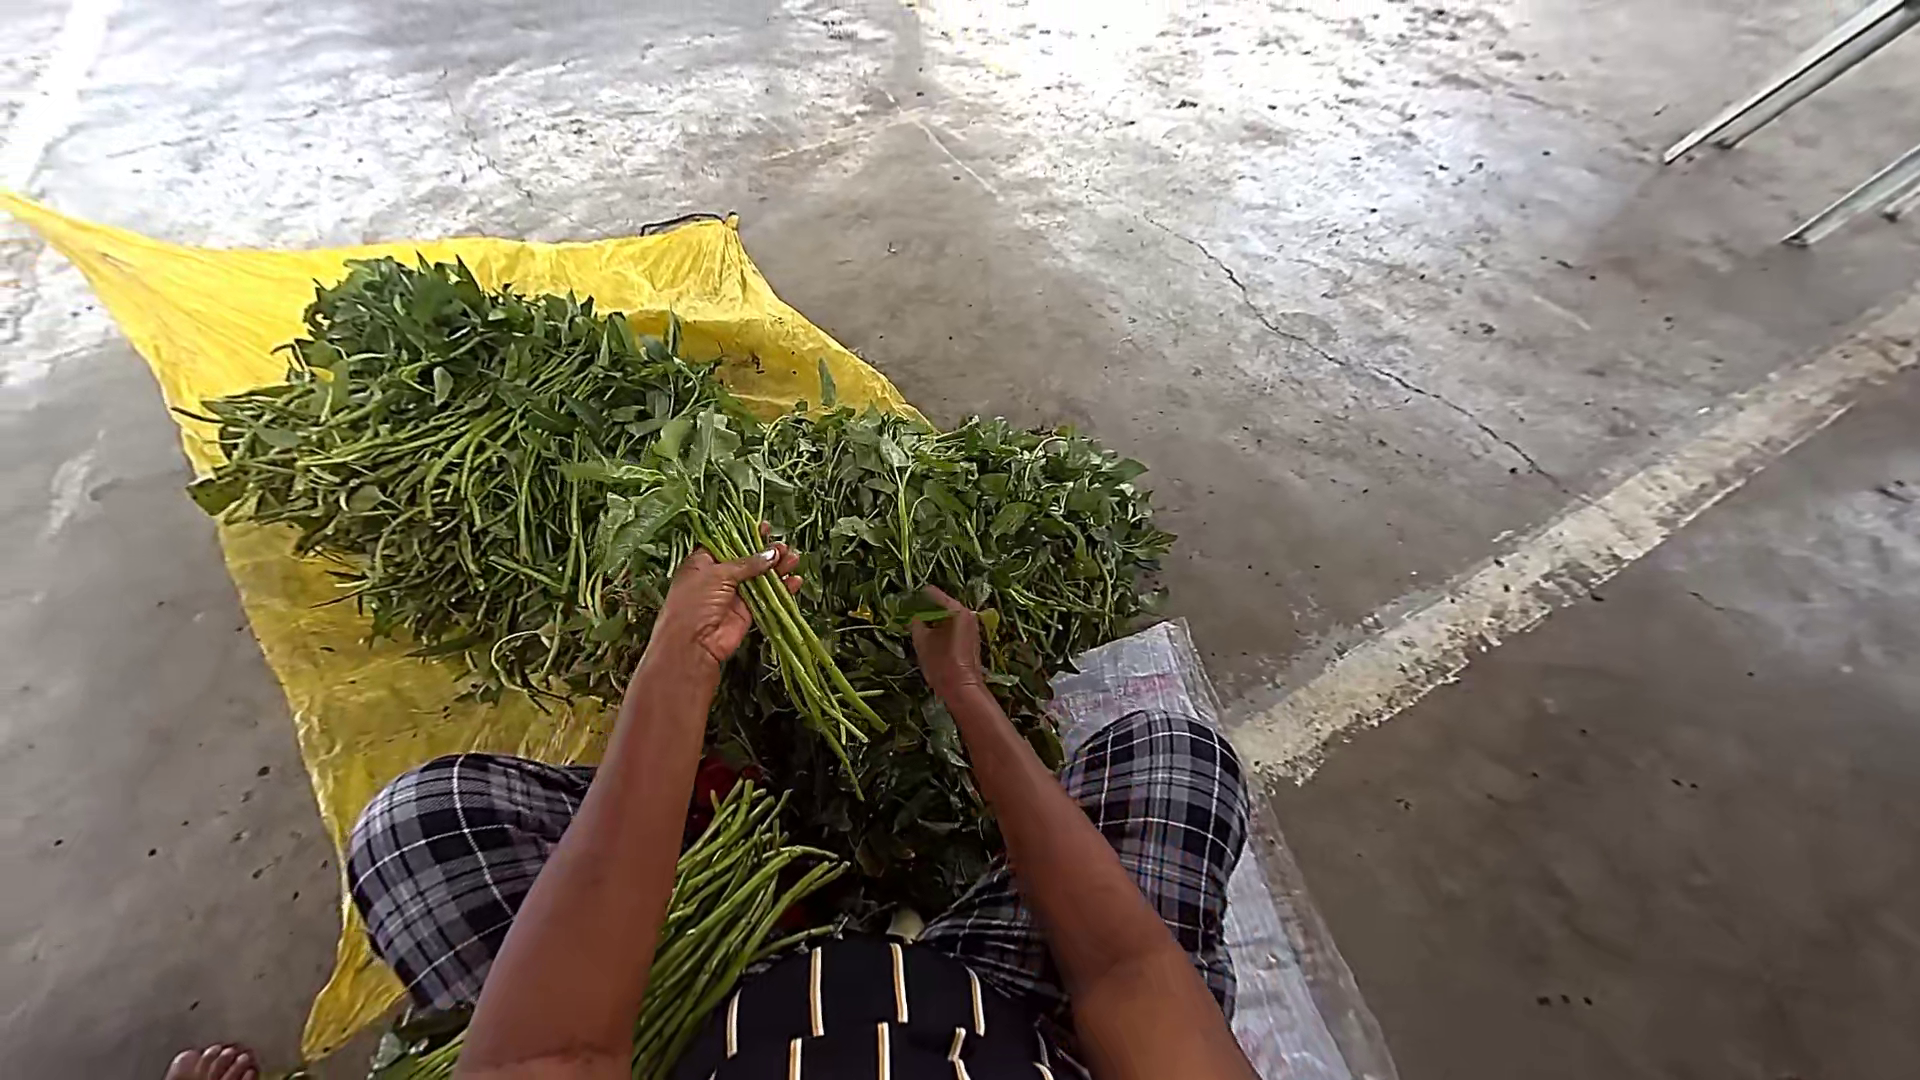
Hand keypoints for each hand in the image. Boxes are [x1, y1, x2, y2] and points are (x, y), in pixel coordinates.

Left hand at [645, 523, 801, 676]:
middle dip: (766, 552)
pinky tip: (794, 581)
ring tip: (793, 559)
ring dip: (777, 568)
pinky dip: (782, 589)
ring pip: (761, 577)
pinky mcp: (748, 610)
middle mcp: (719, 577)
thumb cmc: (694, 604)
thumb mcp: (717, 574)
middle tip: (783, 546)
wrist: (693, 645)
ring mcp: (734, 594)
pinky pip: (768, 596)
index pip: (726, 542)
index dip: (745, 534)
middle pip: (748, 559)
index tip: (764, 527)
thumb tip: (770, 553)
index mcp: (703, 563)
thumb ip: (747, 563)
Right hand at [909, 586, 986, 699]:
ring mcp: (971, 625)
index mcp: (956, 610)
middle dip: (925, 609)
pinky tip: (930, 637)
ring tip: (917, 627)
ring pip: (948, 615)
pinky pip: (954, 625)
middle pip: (942, 603)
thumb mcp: (921, 640)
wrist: (962, 688)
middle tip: (909, 616)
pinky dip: (942, 628)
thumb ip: (915, 622)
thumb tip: (912, 614)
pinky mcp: (971, 637)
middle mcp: (967, 613)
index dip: (917, 597)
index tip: (904, 604)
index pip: (933, 593)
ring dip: (933, 619)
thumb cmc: (941, 663)